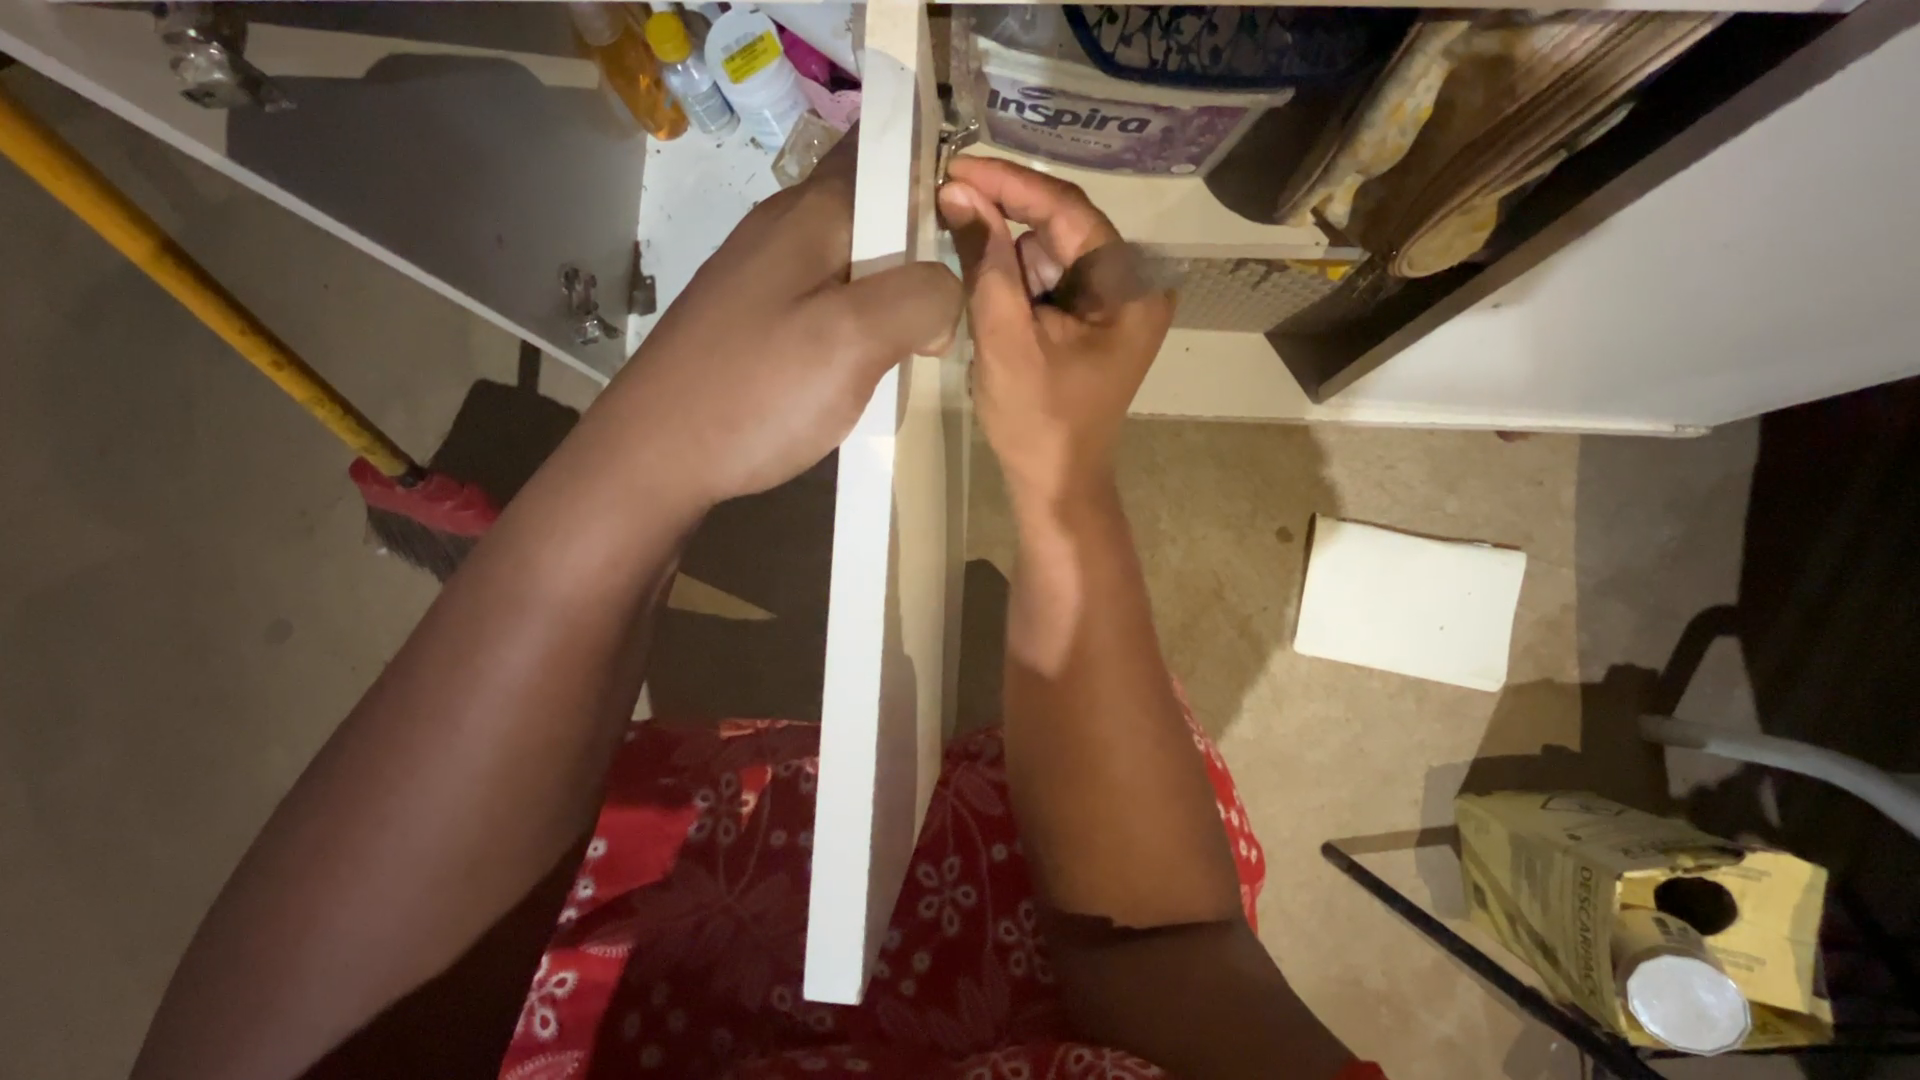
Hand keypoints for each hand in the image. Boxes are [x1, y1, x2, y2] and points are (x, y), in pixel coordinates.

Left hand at [600, 138, 962, 507]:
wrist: (655, 456)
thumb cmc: (757, 391)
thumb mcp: (855, 339)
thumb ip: (921, 298)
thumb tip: (944, 297)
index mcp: (813, 211)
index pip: (887, 149)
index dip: (937, 175)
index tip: (974, 231)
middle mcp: (784, 225)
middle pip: (874, 208)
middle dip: (922, 247)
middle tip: (954, 304)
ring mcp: (762, 273)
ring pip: (852, 259)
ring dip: (891, 291)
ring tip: (916, 342)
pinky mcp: (751, 318)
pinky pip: (824, 299)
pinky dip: (856, 322)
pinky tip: (862, 365)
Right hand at [939, 157, 1172, 509]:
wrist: (1056, 485)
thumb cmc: (1037, 421)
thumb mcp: (1005, 339)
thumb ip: (985, 261)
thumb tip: (958, 192)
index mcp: (1130, 286)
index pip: (1068, 209)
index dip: (1009, 183)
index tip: (956, 165)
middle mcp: (1131, 283)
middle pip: (1059, 228)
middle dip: (1002, 220)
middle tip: (944, 203)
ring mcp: (1111, 302)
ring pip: (1048, 253)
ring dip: (1003, 255)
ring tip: (962, 261)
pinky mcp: (1089, 319)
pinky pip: (1047, 281)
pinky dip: (1012, 281)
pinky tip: (983, 290)